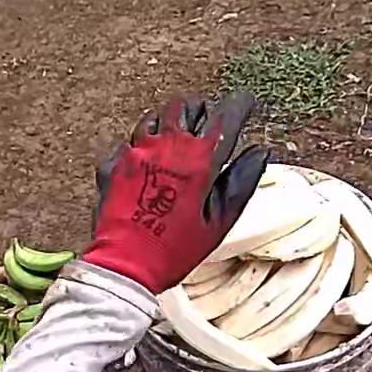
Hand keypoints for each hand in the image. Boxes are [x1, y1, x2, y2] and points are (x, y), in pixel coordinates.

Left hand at [81, 93, 269, 292]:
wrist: (124, 266)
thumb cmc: (172, 251)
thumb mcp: (218, 223)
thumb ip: (242, 183)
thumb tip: (259, 152)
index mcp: (199, 159)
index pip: (226, 114)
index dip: (241, 105)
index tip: (247, 105)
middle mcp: (165, 146)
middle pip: (186, 106)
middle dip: (201, 109)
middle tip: (208, 123)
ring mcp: (134, 153)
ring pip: (153, 117)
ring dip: (168, 123)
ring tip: (175, 140)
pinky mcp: (112, 166)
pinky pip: (127, 143)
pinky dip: (139, 146)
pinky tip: (145, 162)